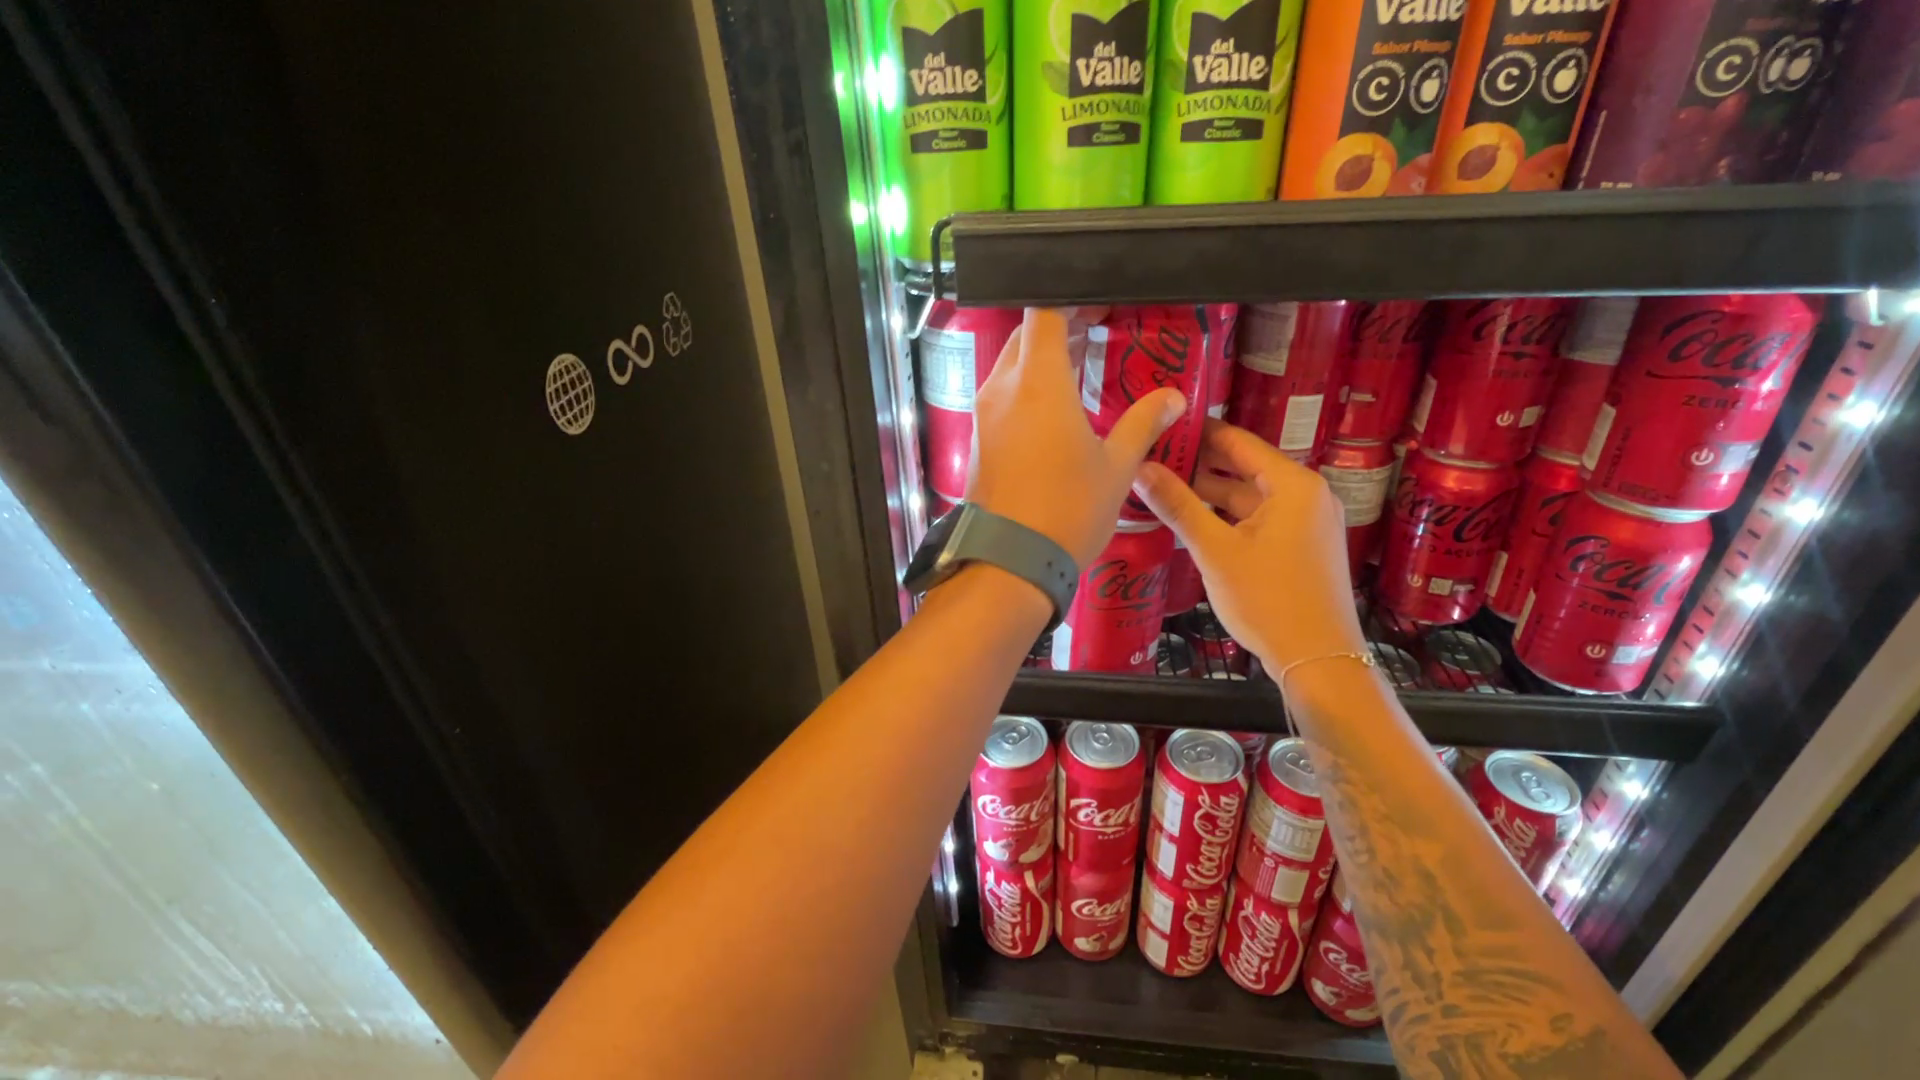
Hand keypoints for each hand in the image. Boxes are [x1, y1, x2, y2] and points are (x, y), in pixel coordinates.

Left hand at [969, 308, 1184, 566]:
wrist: (1010, 562)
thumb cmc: (1068, 510)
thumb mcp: (1117, 467)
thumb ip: (1144, 424)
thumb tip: (1173, 398)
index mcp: (1037, 382)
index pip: (1045, 313)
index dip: (1073, 301)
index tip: (1102, 305)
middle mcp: (1003, 388)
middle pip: (1026, 335)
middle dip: (1060, 325)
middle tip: (1099, 328)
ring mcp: (985, 413)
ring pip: (1012, 364)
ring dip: (1043, 356)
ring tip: (1083, 361)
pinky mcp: (980, 438)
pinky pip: (1004, 393)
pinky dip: (1029, 385)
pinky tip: (1059, 404)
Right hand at [1131, 419, 1366, 671]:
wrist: (1318, 660)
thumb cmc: (1268, 600)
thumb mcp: (1215, 551)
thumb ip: (1177, 506)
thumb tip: (1139, 468)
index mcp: (1293, 485)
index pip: (1238, 442)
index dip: (1198, 433)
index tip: (1161, 426)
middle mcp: (1307, 495)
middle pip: (1244, 468)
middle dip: (1199, 465)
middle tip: (1152, 458)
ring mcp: (1308, 523)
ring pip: (1250, 497)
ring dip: (1210, 494)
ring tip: (1162, 488)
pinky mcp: (1303, 547)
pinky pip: (1260, 519)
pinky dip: (1228, 518)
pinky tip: (1192, 522)